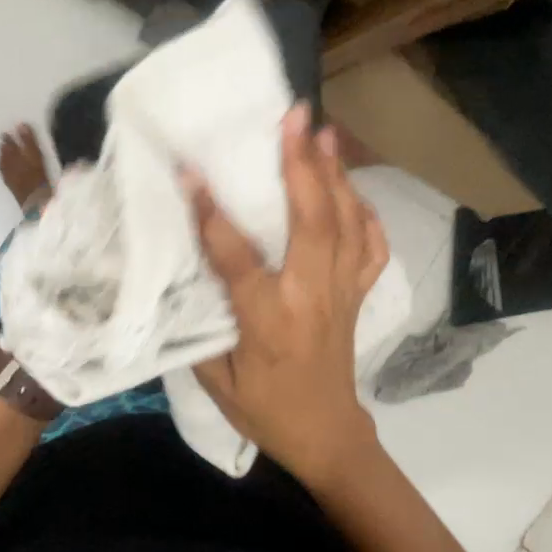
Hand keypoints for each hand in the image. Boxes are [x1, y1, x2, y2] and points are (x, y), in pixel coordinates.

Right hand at [186, 102, 389, 484]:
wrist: (326, 433)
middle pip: (313, 223)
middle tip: (294, 118)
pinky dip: (364, 212)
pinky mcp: (358, 296)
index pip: (238, 258)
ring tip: (323, 132)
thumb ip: (200, 327)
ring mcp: (342, 294)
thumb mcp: (215, 380)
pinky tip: (350, 188)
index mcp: (268, 322)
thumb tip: (180, 274)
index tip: (190, 171)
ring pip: (347, 225)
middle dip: (302, 166)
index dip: (212, 213)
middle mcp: (311, 298)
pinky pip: (371, 247)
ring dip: (336, 175)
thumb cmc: (264, 410)